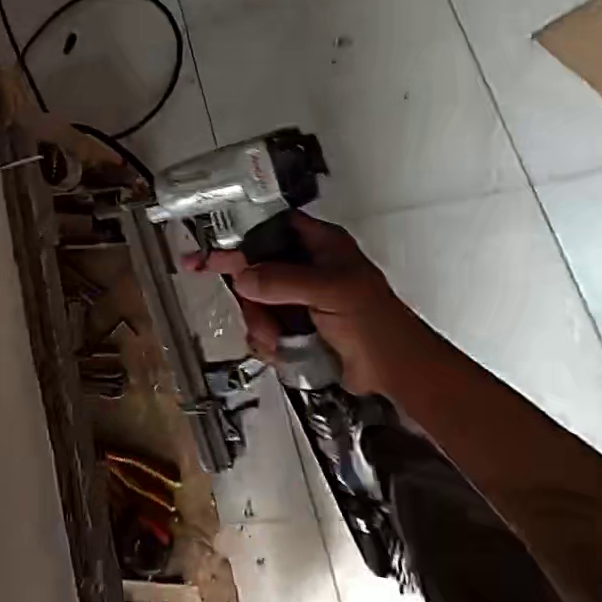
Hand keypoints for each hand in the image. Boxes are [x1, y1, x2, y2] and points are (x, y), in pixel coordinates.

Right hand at [184, 213, 442, 397]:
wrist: (393, 373)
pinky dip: (266, 340)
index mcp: (319, 244)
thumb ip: (283, 281)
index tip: (209, 255)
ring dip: (260, 324)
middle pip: (254, 269)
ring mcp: (298, 296)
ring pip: (255, 301)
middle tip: (256, 316)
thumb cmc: (375, 323)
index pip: (269, 228)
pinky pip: (262, 325)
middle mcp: (305, 266)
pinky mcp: (294, 325)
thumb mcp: (330, 292)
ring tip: (277, 340)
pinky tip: (280, 348)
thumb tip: (242, 276)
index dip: (239, 238)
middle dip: (251, 298)